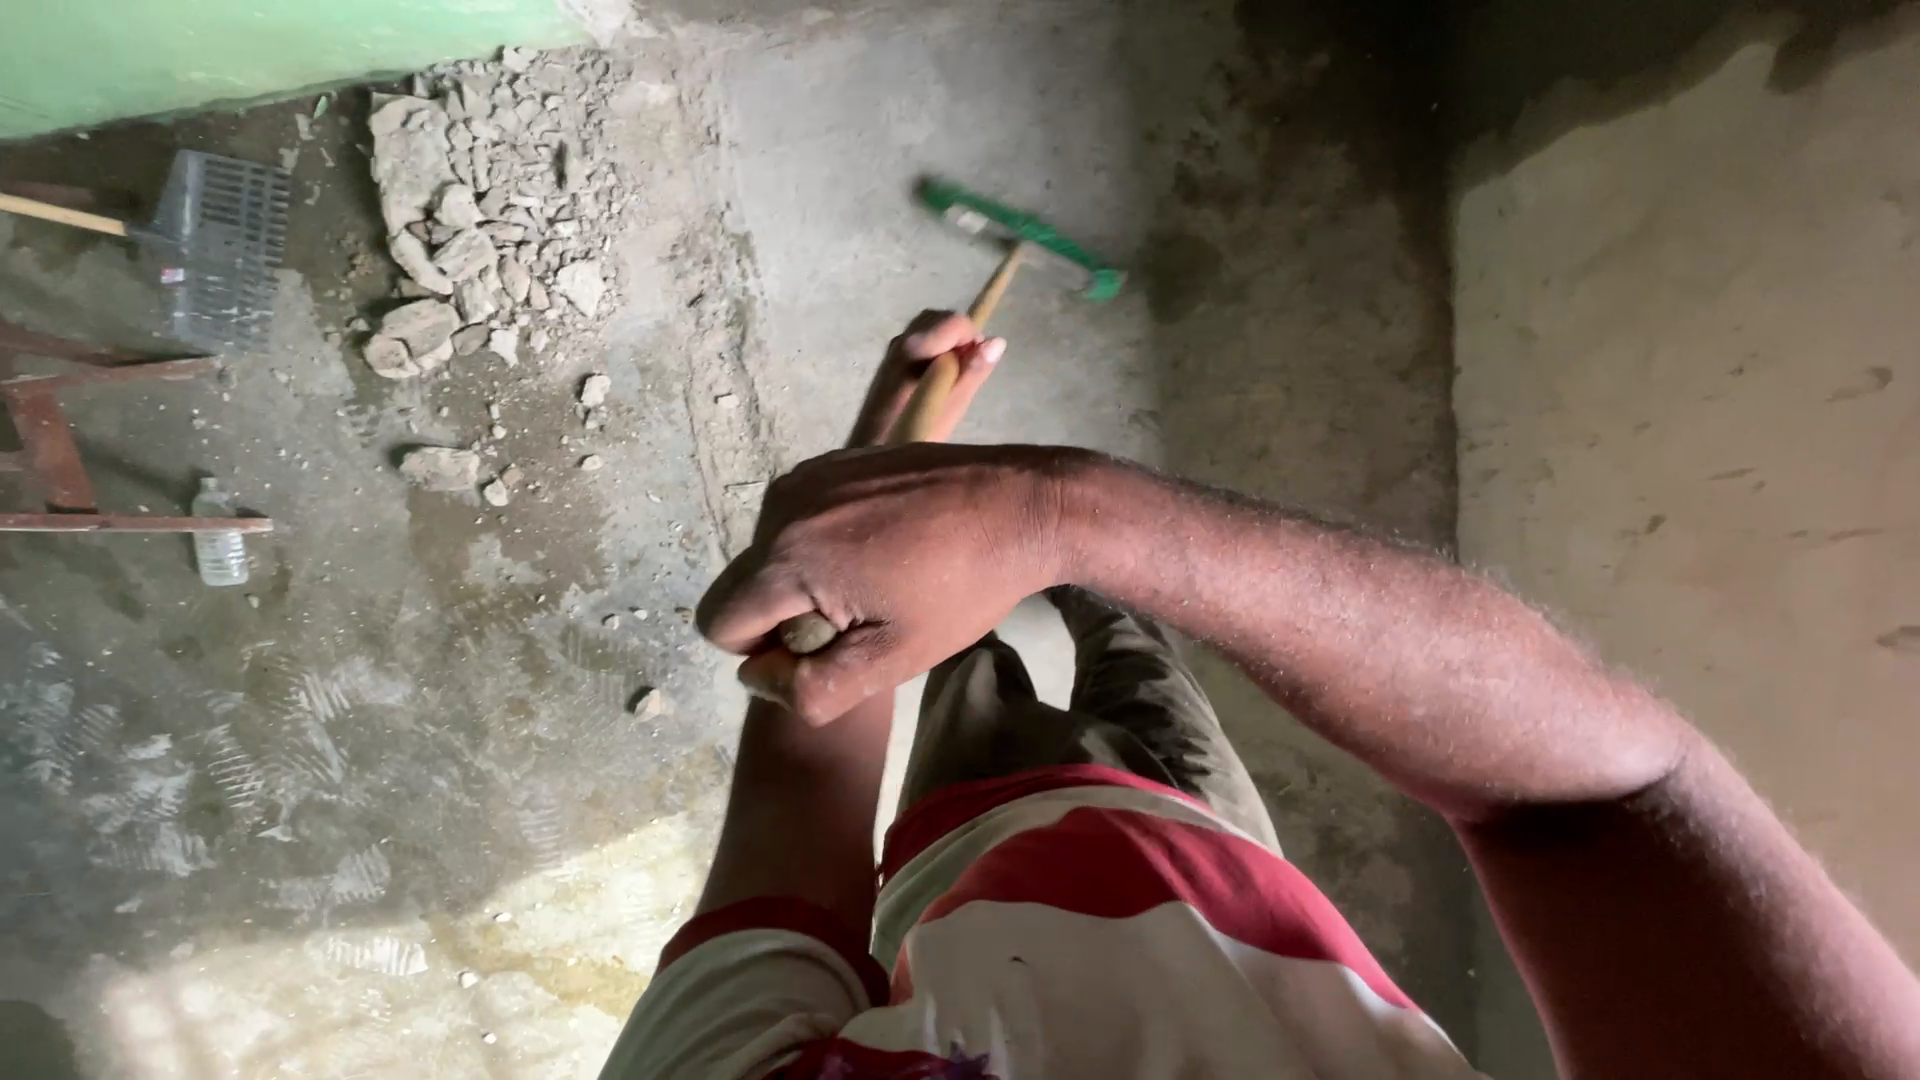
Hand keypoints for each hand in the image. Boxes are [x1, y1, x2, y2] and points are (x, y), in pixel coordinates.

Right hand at [697, 442, 1083, 723]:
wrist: (1024, 503)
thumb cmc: (964, 586)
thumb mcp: (894, 657)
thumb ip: (814, 687)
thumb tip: (761, 677)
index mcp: (789, 555)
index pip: (719, 624)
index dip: (765, 653)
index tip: (826, 646)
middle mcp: (783, 505)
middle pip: (748, 585)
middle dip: (787, 614)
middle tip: (864, 612)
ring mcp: (810, 473)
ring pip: (772, 551)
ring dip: (809, 576)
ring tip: (880, 575)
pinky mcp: (837, 458)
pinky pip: (801, 517)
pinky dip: (827, 539)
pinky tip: (885, 541)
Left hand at [845, 311, 1003, 447]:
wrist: (871, 452)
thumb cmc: (914, 437)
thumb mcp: (951, 408)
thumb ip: (972, 372)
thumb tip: (996, 341)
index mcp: (913, 352)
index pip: (952, 322)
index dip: (971, 338)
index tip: (977, 363)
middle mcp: (900, 343)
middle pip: (937, 319)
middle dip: (960, 337)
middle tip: (969, 369)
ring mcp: (891, 351)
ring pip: (927, 327)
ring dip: (947, 343)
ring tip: (955, 375)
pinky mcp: (889, 361)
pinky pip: (918, 340)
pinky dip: (934, 349)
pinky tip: (938, 379)